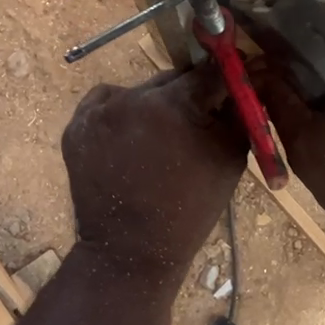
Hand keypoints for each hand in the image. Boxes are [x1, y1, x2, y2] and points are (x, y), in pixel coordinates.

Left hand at [62, 65, 247, 275]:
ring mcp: (98, 112)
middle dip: (188, 96)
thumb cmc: (190, 208)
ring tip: (161, 139)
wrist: (131, 252)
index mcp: (172, 104)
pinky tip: (132, 141)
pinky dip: (122, 115)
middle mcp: (131, 97)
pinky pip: (107, 104)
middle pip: (172, 80)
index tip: (233, 83)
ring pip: (140, 91)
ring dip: (155, 105)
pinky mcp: (76, 127)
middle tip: (197, 122)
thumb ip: (240, 112)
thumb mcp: (230, 158)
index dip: (225, 77)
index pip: (208, 72)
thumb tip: (248, 79)